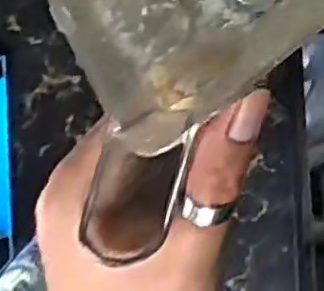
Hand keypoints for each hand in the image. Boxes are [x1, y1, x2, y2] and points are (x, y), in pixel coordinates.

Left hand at [35, 89, 271, 290]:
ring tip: (239, 116)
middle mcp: (71, 184)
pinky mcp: (104, 218)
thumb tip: (252, 96)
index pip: (135, 105)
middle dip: (197, 110)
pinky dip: (185, 156)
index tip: (232, 68)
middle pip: (145, 122)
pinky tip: (215, 156)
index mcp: (72, 186)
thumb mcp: (188, 256)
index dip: (187, 84)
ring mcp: (85, 203)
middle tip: (246, 95)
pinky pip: (150, 166)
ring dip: (196, 132)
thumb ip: (216, 177)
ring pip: (152, 142)